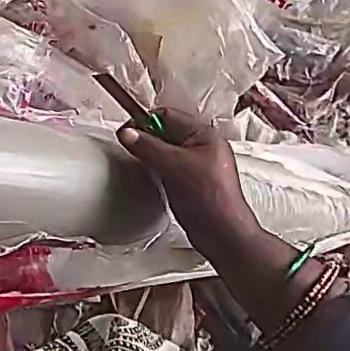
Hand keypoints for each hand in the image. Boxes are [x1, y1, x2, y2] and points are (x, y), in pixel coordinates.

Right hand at [116, 110, 259, 258]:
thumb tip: (128, 133)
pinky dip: (156, 167)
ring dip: (151, 153)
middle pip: (166, 132)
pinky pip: (168, 166)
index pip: (168, 115)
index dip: (145, 121)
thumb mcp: (173, 166)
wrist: (222, 234)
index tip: (127, 132)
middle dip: (146, 137)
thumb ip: (147, 147)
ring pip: (166, 150)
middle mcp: (203, 147)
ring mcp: (197, 165)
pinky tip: (151, 175)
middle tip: (129, 145)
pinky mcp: (191, 182)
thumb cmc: (210, 200)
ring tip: (139, 160)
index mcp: (205, 135)